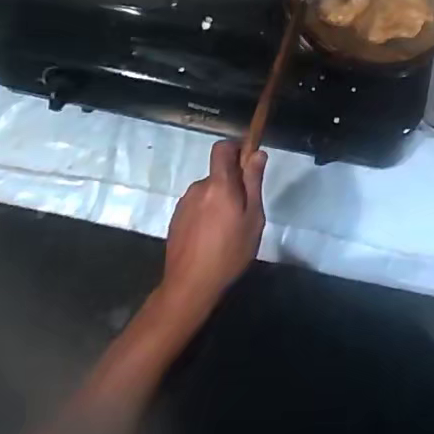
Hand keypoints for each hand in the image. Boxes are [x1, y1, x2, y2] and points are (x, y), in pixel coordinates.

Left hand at [159, 140, 265, 320]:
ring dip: (221, 199)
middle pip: (218, 173)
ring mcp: (184, 204)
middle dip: (234, 182)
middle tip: (248, 208)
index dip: (236, 148)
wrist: (190, 285)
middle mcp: (198, 188)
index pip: (222, 148)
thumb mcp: (253, 216)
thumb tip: (257, 153)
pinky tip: (214, 236)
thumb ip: (253, 183)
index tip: (250, 162)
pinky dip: (208, 212)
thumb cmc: (230, 250)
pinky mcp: (176, 220)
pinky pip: (198, 205)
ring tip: (231, 227)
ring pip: (209, 191)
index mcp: (218, 184)